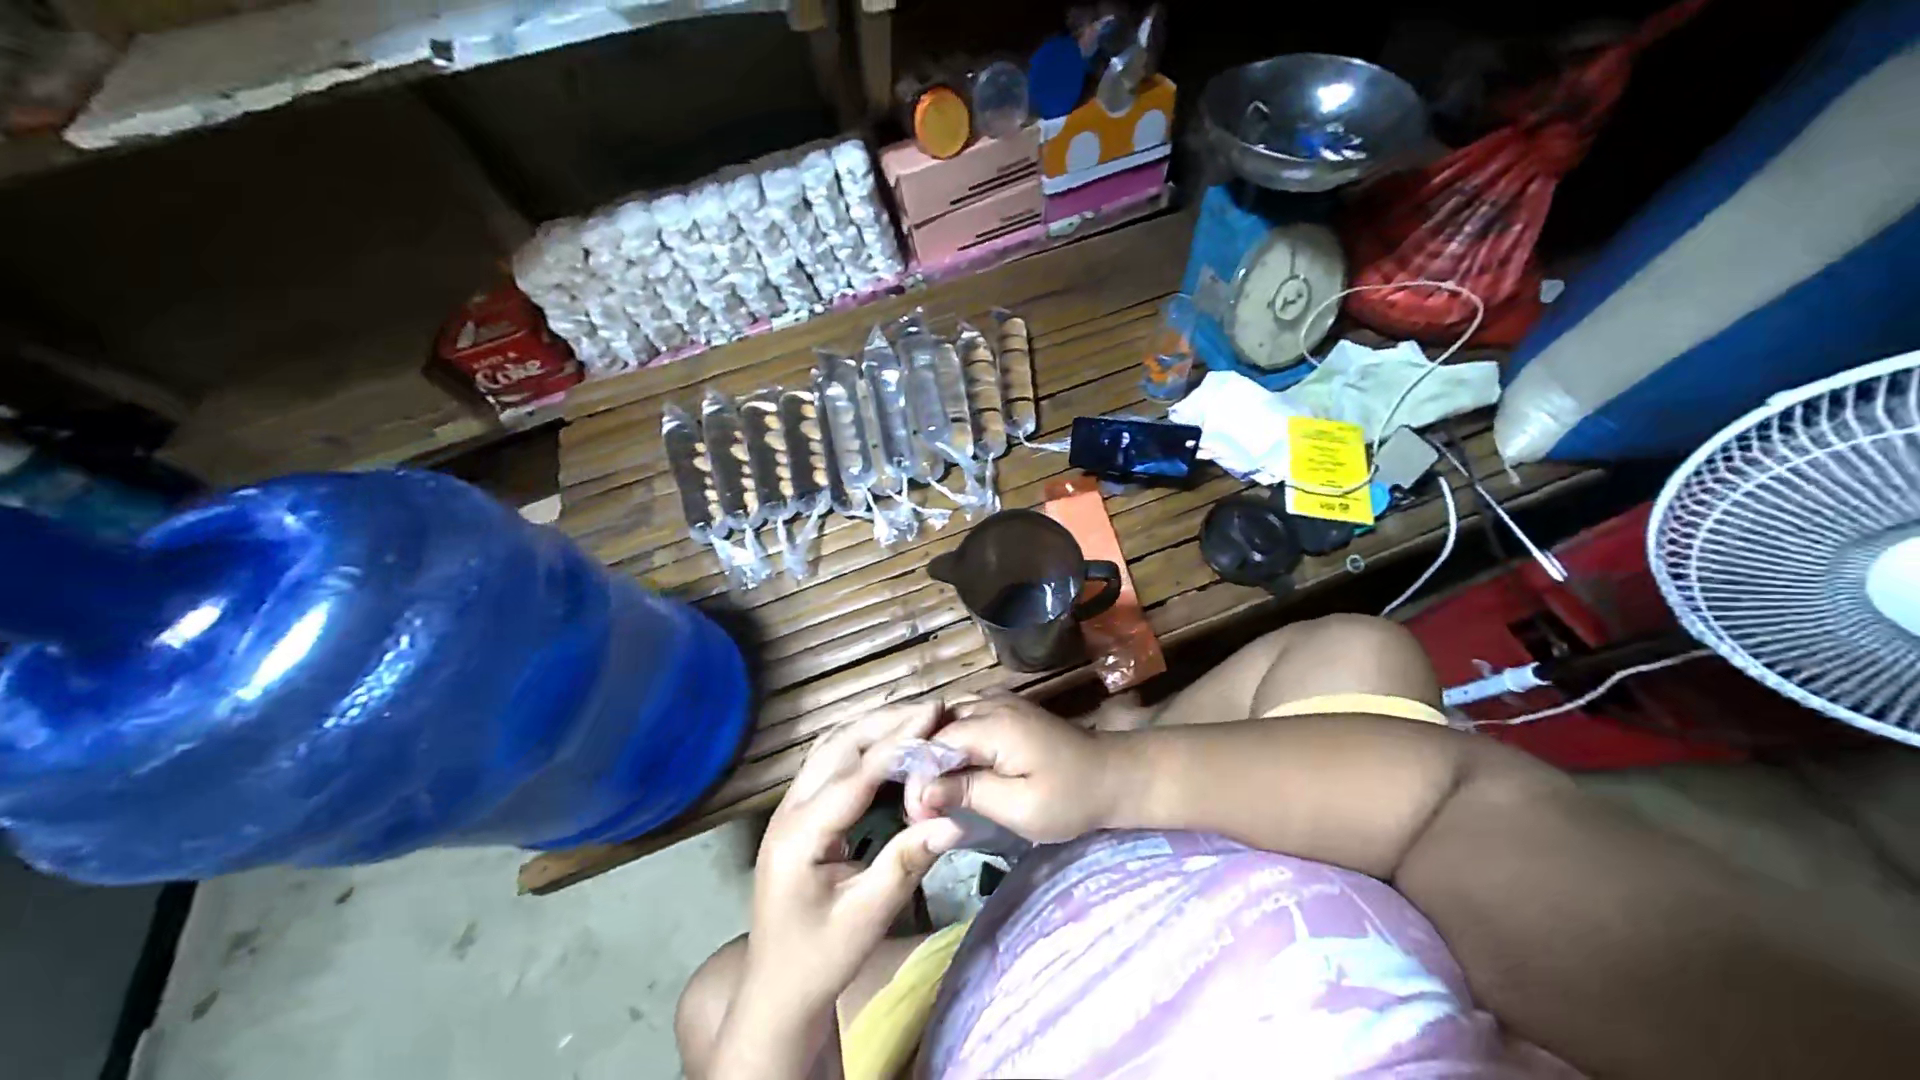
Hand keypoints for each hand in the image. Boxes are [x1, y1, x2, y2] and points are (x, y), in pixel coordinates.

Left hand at [742, 702, 964, 1012]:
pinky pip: (830, 763)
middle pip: (837, 746)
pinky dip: (862, 744)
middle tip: (932, 709)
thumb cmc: (820, 958)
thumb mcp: (868, 916)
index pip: (856, 773)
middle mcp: (788, 810)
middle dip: (885, 722)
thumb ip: (907, 862)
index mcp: (799, 834)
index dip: (897, 741)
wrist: (778, 988)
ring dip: (872, 727)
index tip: (934, 714)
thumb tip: (953, 821)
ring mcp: (789, 808)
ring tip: (916, 716)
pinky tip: (889, 742)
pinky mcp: (799, 812)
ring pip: (831, 748)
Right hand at [908, 693, 1131, 843]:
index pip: (934, 744)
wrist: (1114, 775)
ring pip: (948, 720)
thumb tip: (923, 791)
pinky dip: (952, 743)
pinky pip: (966, 719)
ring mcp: (999, 702)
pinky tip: (953, 771)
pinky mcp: (1006, 710)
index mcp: (994, 726)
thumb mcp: (1020, 808)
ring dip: (936, 754)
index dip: (919, 778)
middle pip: (937, 727)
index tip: (918, 816)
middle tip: (922, 808)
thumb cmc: (1071, 798)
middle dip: (922, 765)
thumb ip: (970, 793)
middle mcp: (991, 703)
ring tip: (932, 793)